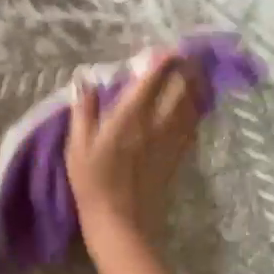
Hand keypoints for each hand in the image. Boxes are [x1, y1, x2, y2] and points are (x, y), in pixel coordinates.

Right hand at [65, 53, 205, 245]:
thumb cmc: (93, 182)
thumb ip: (84, 109)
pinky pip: (192, 128)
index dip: (162, 62)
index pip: (152, 81)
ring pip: (191, 108)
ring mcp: (171, 143)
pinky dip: (196, 111)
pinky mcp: (177, 159)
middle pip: (180, 90)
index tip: (166, 48)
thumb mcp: (77, 144)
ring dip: (195, 88)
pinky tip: (193, 107)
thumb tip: (84, 79)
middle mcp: (156, 125)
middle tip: (186, 56)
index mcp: (130, 117)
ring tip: (196, 73)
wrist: (121, 225)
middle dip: (186, 70)